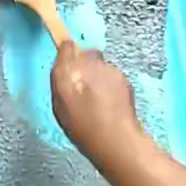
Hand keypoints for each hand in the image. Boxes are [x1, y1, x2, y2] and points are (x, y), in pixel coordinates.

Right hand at [50, 44, 144, 158]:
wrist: (115, 139)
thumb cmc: (83, 124)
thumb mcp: (59, 101)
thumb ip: (60, 72)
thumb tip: (66, 50)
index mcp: (72, 67)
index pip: (68, 47)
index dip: (67, 55)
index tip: (66, 68)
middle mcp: (93, 63)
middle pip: (87, 56)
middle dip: (84, 68)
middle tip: (79, 91)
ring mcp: (112, 71)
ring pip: (101, 68)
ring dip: (97, 78)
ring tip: (94, 102)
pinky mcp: (125, 81)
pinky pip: (112, 78)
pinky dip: (109, 87)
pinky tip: (107, 105)